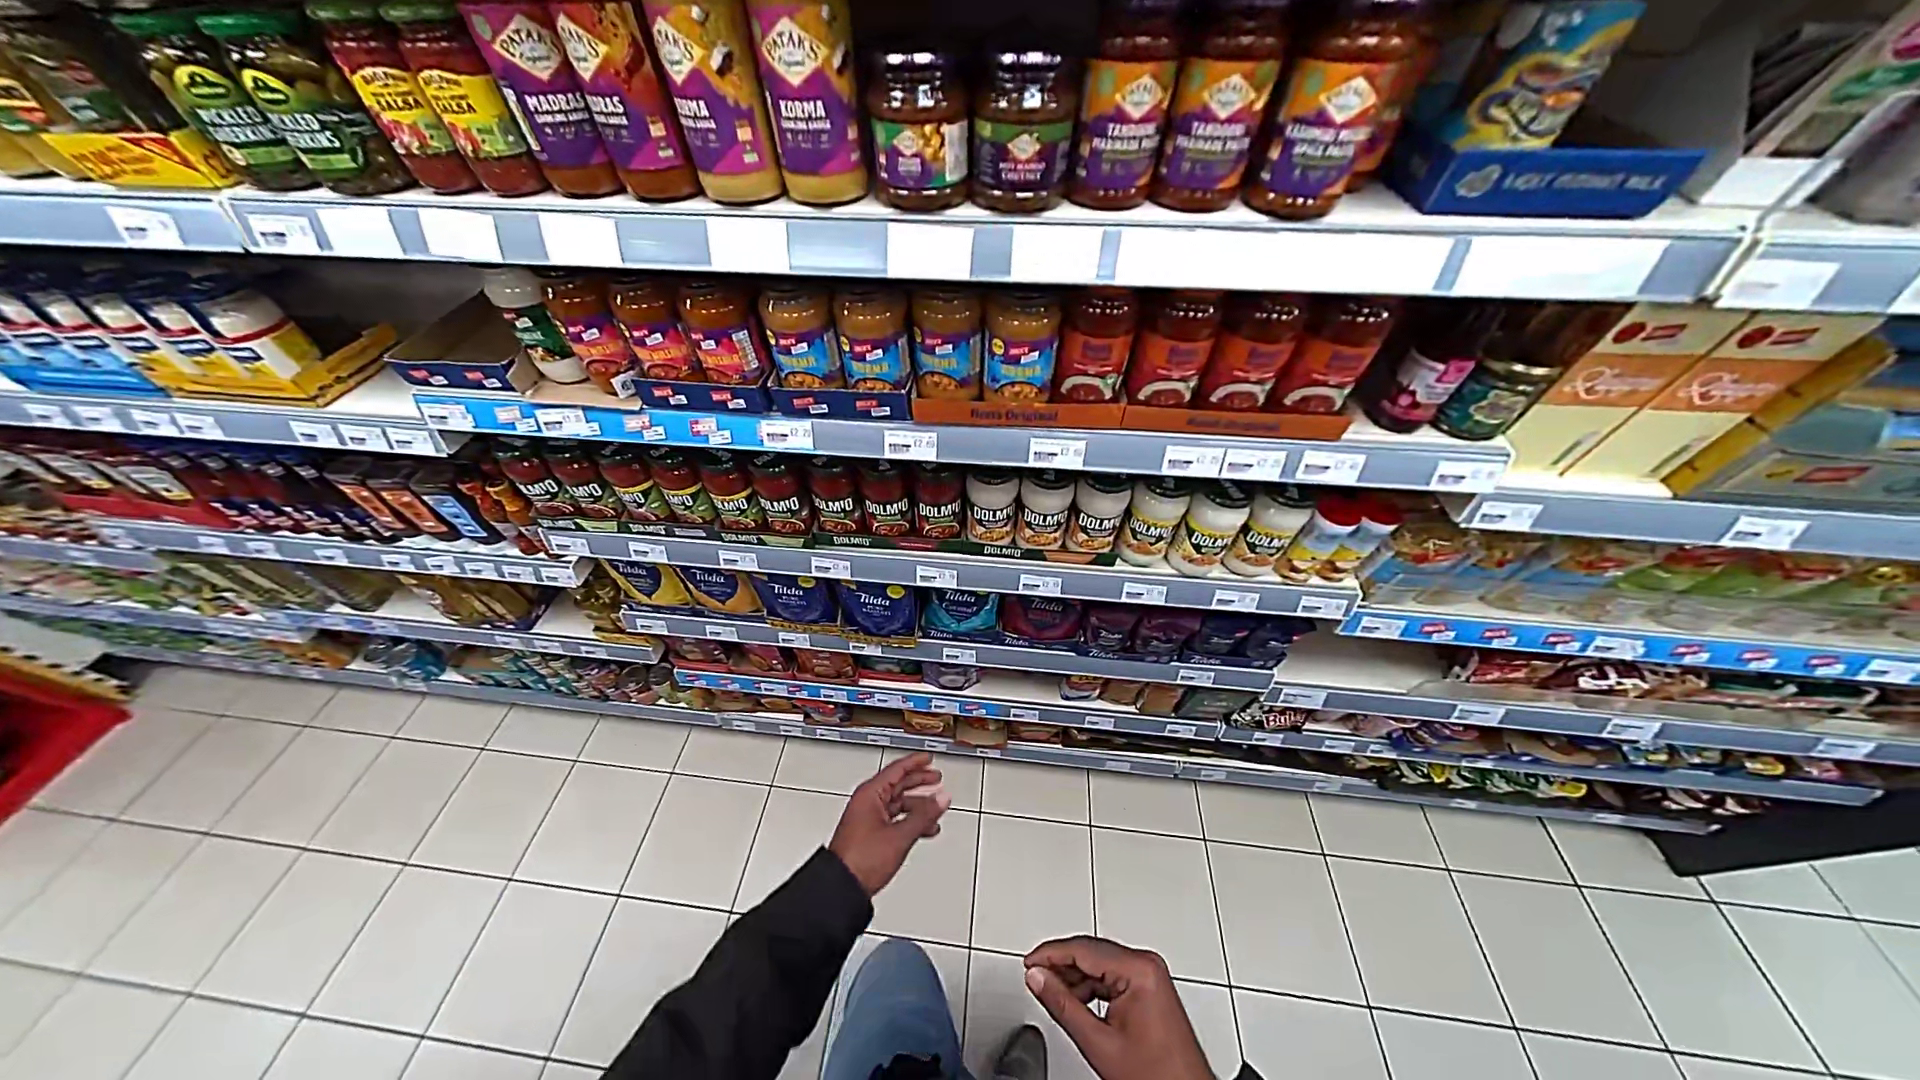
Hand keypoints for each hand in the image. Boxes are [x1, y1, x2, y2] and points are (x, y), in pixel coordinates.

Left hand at [828, 752, 950, 895]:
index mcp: (870, 794)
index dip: (915, 762)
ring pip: (898, 803)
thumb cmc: (860, 859)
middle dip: (918, 781)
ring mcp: (868, 818)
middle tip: (935, 777)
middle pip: (898, 784)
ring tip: (936, 806)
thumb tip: (941, 798)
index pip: (897, 769)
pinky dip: (911, 820)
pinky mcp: (870, 833)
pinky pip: (895, 819)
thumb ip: (924, 815)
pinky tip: (925, 828)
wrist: (842, 886)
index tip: (927, 758)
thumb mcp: (900, 835)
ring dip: (918, 805)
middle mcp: (868, 803)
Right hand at [1023, 936, 1212, 1079]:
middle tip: (1035, 976)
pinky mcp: (1149, 985)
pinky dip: (1091, 987)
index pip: (1083, 949)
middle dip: (1060, 965)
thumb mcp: (1098, 1042)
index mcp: (1138, 970)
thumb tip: (1038, 977)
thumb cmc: (1158, 1076)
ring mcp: (1150, 974)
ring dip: (1075, 978)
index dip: (1050, 955)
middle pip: (1091, 952)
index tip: (1030, 963)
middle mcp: (1147, 964)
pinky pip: (1111, 975)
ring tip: (1053, 994)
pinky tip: (1075, 1002)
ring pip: (1099, 964)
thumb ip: (1062, 1004)